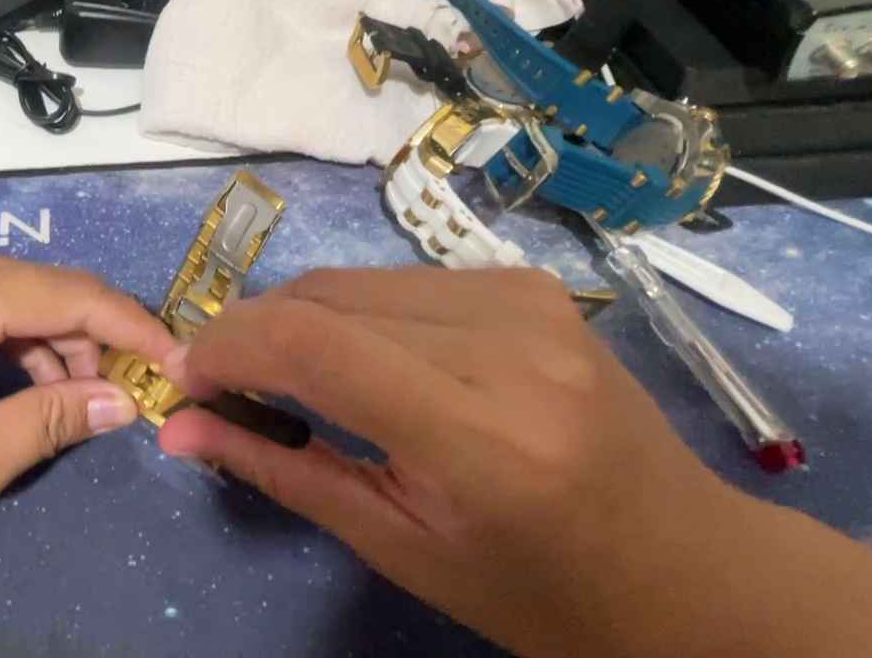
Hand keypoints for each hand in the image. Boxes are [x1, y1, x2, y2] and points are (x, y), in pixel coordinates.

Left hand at [0, 239, 180, 585]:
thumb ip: (48, 423)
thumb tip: (121, 401)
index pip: (67, 293)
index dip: (131, 326)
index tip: (177, 360)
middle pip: (41, 287)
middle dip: (95, 337)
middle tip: (130, 394)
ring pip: (12, 295)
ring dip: (53, 342)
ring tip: (79, 400)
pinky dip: (13, 341)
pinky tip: (28, 384)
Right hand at [157, 266, 743, 656]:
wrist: (692, 568)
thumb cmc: (540, 590)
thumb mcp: (399, 548)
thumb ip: (280, 471)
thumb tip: (179, 429)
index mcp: (480, 436)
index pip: (313, 344)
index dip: (228, 345)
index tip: (188, 377)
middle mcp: (506, 345)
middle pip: (320, 297)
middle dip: (248, 331)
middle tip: (223, 381)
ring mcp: (523, 300)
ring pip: (349, 279)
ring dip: (293, 319)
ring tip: (283, 373)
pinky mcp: (525, 282)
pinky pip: (394, 280)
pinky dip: (347, 311)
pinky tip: (354, 356)